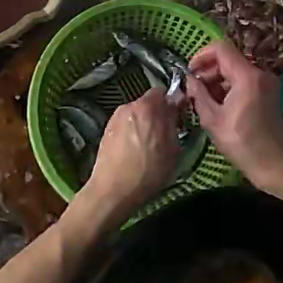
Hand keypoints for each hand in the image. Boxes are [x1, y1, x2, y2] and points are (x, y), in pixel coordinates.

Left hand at [77, 89, 178, 223]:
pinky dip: (131, 132)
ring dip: (143, 123)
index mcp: (148, 106)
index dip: (171, 104)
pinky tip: (133, 151)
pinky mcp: (106, 130)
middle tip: (163, 134)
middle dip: (156, 114)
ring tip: (147, 146)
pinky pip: (125, 125)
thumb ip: (174, 122)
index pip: (162, 92)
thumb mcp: (172, 148)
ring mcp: (115, 118)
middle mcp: (129, 106)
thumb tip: (176, 105)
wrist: (113, 190)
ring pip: (136, 115)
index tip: (176, 118)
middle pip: (147, 103)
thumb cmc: (149, 171)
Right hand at [184, 41, 282, 205]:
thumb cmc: (242, 143)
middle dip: (208, 71)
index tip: (190, 71)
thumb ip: (198, 94)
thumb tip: (189, 80)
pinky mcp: (269, 92)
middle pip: (229, 59)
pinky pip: (245, 80)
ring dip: (218, 80)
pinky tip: (218, 104)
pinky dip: (230, 87)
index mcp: (247, 76)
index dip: (201, 55)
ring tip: (203, 99)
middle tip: (193, 89)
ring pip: (236, 70)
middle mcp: (260, 73)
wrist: (273, 163)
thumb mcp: (212, 119)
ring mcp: (267, 82)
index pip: (221, 48)